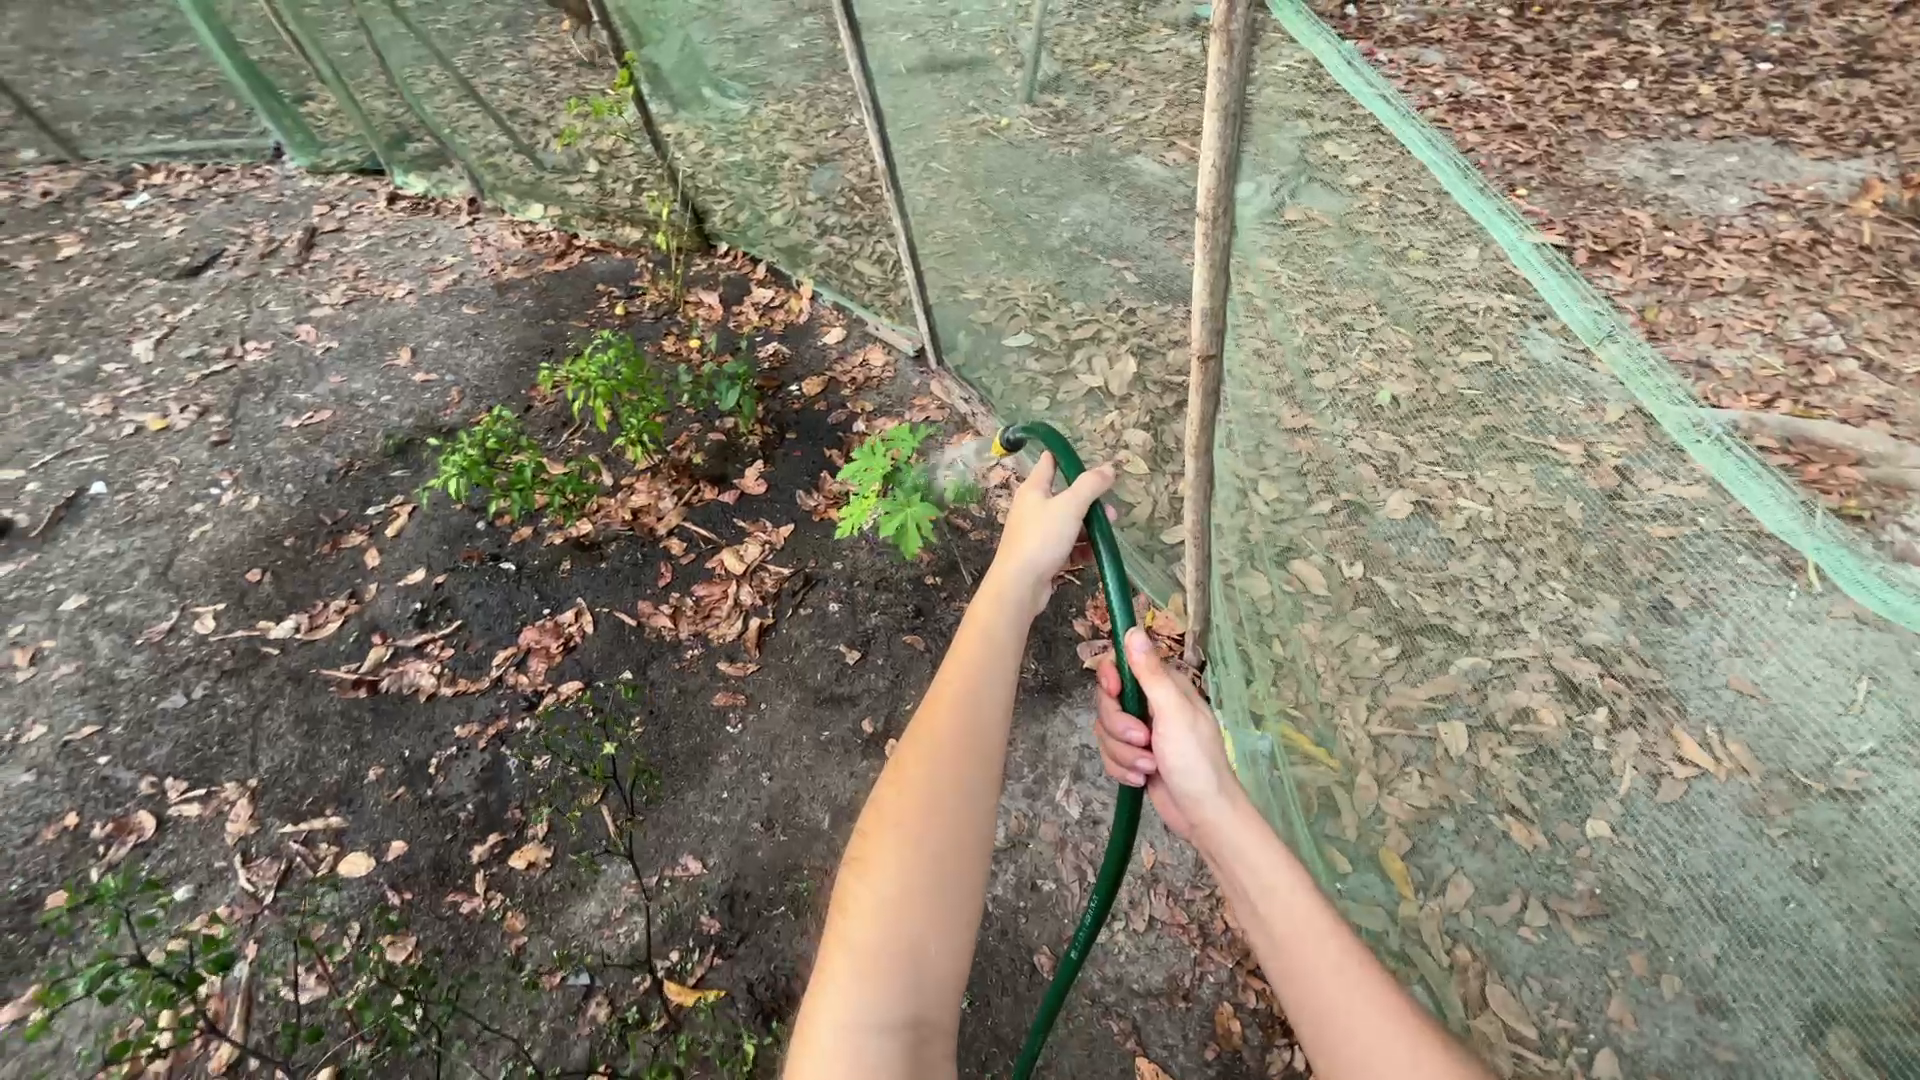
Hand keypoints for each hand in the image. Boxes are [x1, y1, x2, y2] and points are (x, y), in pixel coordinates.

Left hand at [983, 452, 1114, 620]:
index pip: (1049, 462)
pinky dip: (1080, 549)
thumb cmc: (1041, 538)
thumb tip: (1108, 467)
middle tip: (1110, 513)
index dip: (1066, 457)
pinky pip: (1066, 547)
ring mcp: (1037, 533)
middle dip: (1090, 503)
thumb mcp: (1070, 506)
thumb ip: (1090, 485)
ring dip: (1089, 529)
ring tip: (1106, 536)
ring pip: (1069, 524)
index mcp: (1034, 489)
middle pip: (1066, 497)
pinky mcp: (1042, 555)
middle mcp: (1033, 508)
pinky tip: (1093, 556)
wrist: (1019, 585)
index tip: (1089, 459)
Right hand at [1093, 627, 1244, 841]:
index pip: (1121, 665)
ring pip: (1105, 730)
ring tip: (1148, 767)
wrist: (1203, 814)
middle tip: (1143, 740)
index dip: (1110, 679)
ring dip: (1123, 753)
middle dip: (1119, 726)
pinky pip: (1108, 754)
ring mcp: (1141, 732)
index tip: (1113, 692)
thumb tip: (1132, 630)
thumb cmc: (1196, 760)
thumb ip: (1149, 672)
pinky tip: (1142, 779)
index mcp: (1164, 686)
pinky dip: (1122, 768)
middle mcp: (1150, 705)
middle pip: (1107, 701)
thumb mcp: (1173, 712)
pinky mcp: (1133, 756)